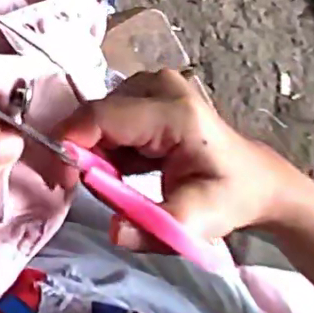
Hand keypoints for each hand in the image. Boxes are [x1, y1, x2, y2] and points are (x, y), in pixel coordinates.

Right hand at [57, 69, 307, 251]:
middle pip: (98, 115)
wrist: (253, 178)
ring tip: (121, 180)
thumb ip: (155, 229)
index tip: (60, 179)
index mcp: (176, 113)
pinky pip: (108, 115)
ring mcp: (152, 83)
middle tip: (101, 190)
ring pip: (99, 116)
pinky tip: (127, 165)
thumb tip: (115, 230)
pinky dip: (108, 144)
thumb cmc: (228, 197)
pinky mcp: (146, 89)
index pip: (104, 117)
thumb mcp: (199, 223)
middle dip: (86, 154)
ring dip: (98, 151)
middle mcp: (160, 86)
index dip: (72, 144)